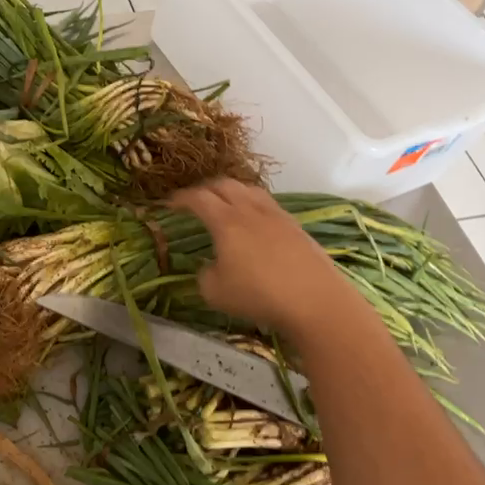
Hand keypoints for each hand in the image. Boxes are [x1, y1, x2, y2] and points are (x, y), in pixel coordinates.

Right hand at [170, 178, 350, 333]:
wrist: (314, 300)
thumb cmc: (258, 295)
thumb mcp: (215, 292)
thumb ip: (205, 274)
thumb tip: (210, 266)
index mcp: (225, 221)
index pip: (198, 199)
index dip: (180, 199)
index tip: (169, 205)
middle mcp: (250, 210)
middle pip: (224, 185)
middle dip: (205, 189)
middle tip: (195, 202)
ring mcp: (276, 215)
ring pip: (249, 190)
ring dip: (231, 192)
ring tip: (225, 205)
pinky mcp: (295, 225)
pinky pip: (267, 204)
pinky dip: (252, 205)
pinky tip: (253, 222)